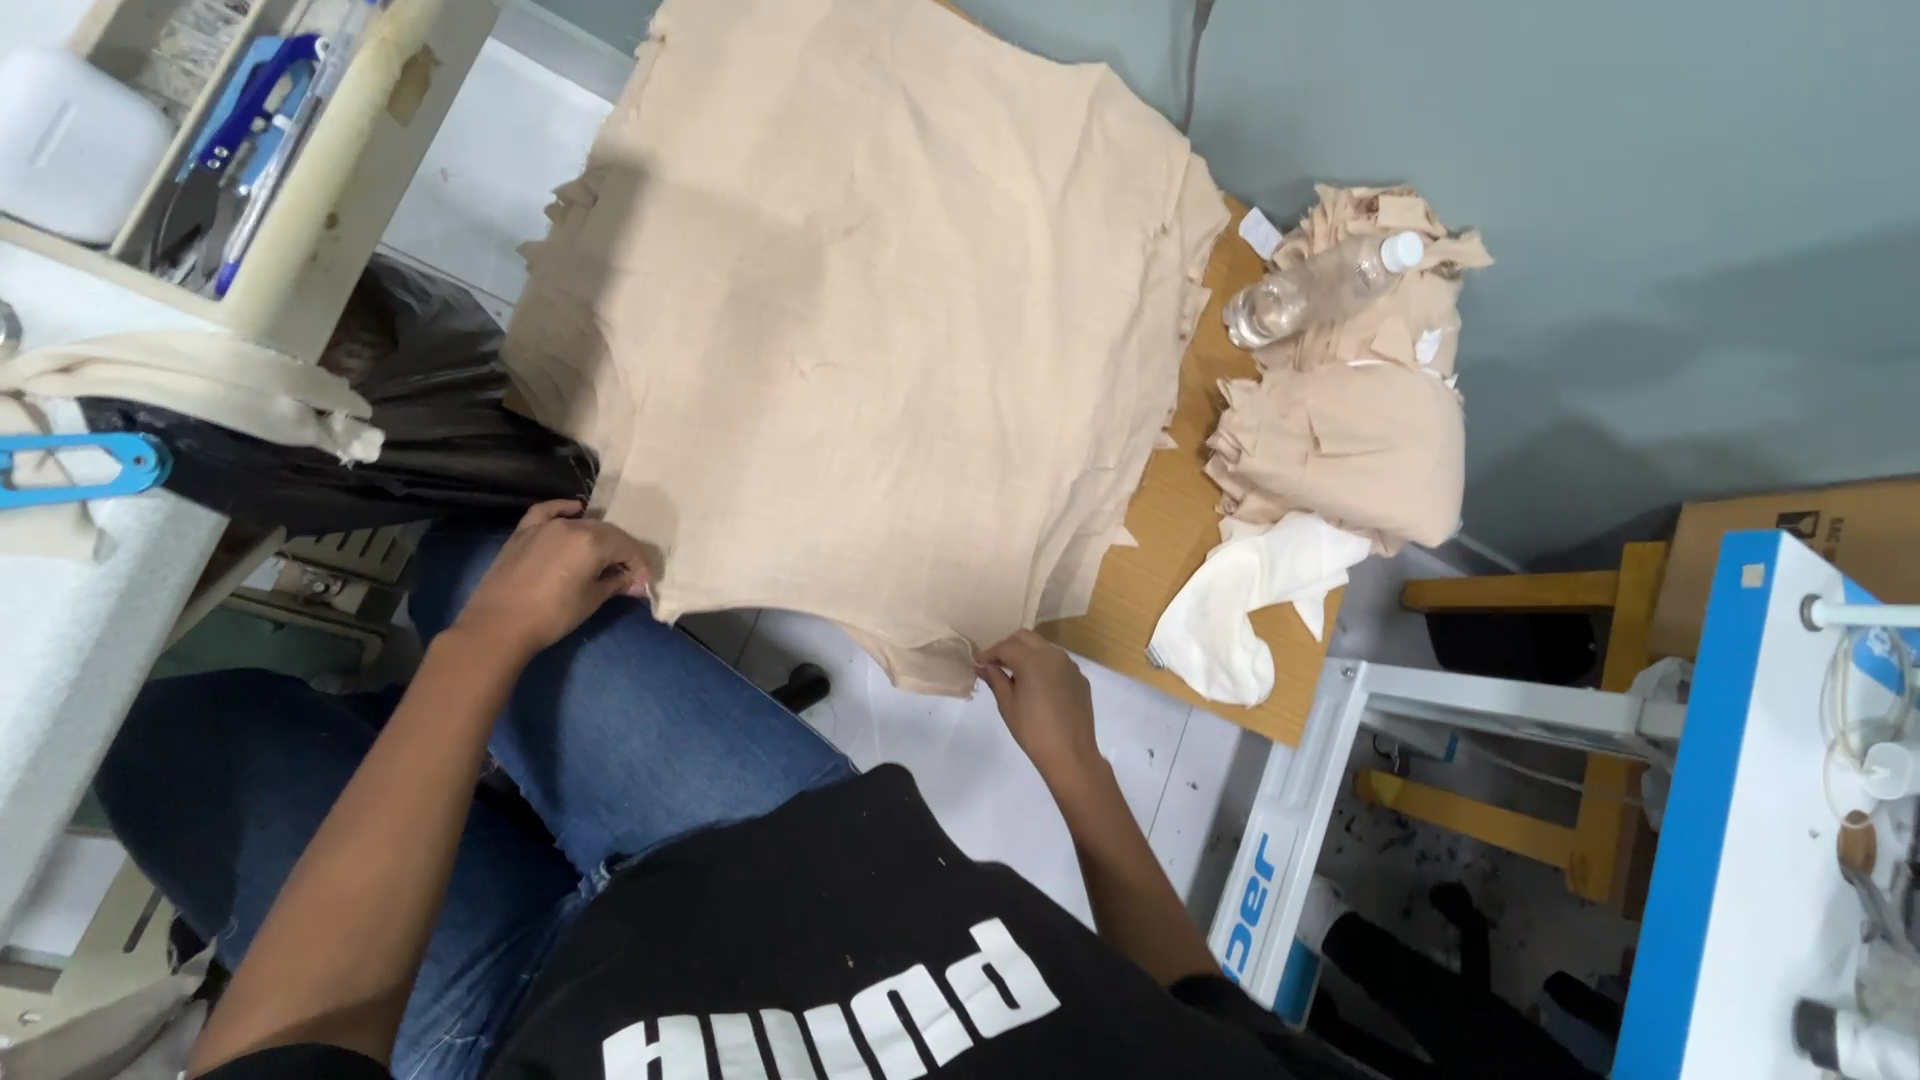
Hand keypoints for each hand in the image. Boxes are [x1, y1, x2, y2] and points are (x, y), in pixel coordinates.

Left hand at [448, 500, 653, 662]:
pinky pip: (547, 512)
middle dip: (621, 552)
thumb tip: (635, 582)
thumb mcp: (592, 600)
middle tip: (627, 574)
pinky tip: (575, 510)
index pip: (627, 547)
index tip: (644, 583)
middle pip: (607, 533)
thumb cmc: (552, 616)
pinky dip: (564, 509)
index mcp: (592, 542)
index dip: (639, 565)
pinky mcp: (523, 532)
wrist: (498, 626)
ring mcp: (544, 527)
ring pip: (582, 524)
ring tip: (603, 557)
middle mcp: (571, 526)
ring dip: (598, 538)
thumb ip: (616, 583)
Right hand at [977, 630, 1104, 784]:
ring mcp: (1070, 665)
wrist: (1071, 753)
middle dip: (1008, 646)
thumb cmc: (1033, 731)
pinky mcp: (1080, 678)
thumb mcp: (1008, 705)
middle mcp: (1053, 655)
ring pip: (1044, 647)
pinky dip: (1044, 665)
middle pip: (1025, 638)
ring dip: (1027, 653)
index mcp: (1032, 660)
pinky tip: (1037, 685)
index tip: (978, 663)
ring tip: (1015, 673)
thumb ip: (995, 679)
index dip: (989, 653)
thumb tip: (983, 666)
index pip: (1006, 647)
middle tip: (995, 663)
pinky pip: (1058, 662)